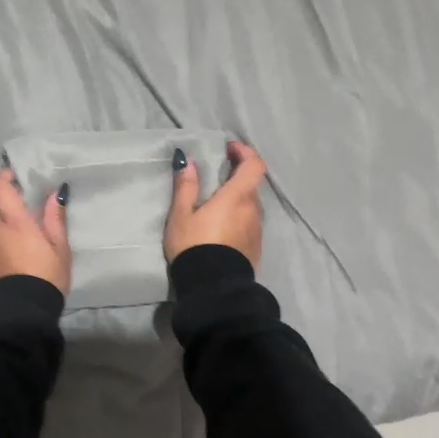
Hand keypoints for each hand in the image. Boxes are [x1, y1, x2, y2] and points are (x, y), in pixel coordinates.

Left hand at [0, 168, 71, 292]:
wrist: (19, 313)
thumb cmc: (44, 277)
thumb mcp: (59, 249)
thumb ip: (55, 218)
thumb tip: (54, 193)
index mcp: (14, 221)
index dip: (4, 177)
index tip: (14, 175)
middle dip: (9, 205)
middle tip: (28, 212)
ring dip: (5, 227)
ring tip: (24, 240)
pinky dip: (0, 244)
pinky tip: (14, 258)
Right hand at [165, 140, 266, 267]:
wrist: (212, 288)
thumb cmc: (194, 246)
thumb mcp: (181, 215)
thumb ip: (186, 186)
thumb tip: (189, 161)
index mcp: (237, 197)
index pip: (254, 164)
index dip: (245, 152)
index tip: (229, 149)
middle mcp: (253, 209)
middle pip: (251, 184)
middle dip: (237, 176)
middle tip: (217, 176)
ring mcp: (257, 229)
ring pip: (251, 205)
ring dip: (237, 198)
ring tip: (215, 205)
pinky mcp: (256, 246)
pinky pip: (249, 222)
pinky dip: (239, 216)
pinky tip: (221, 228)